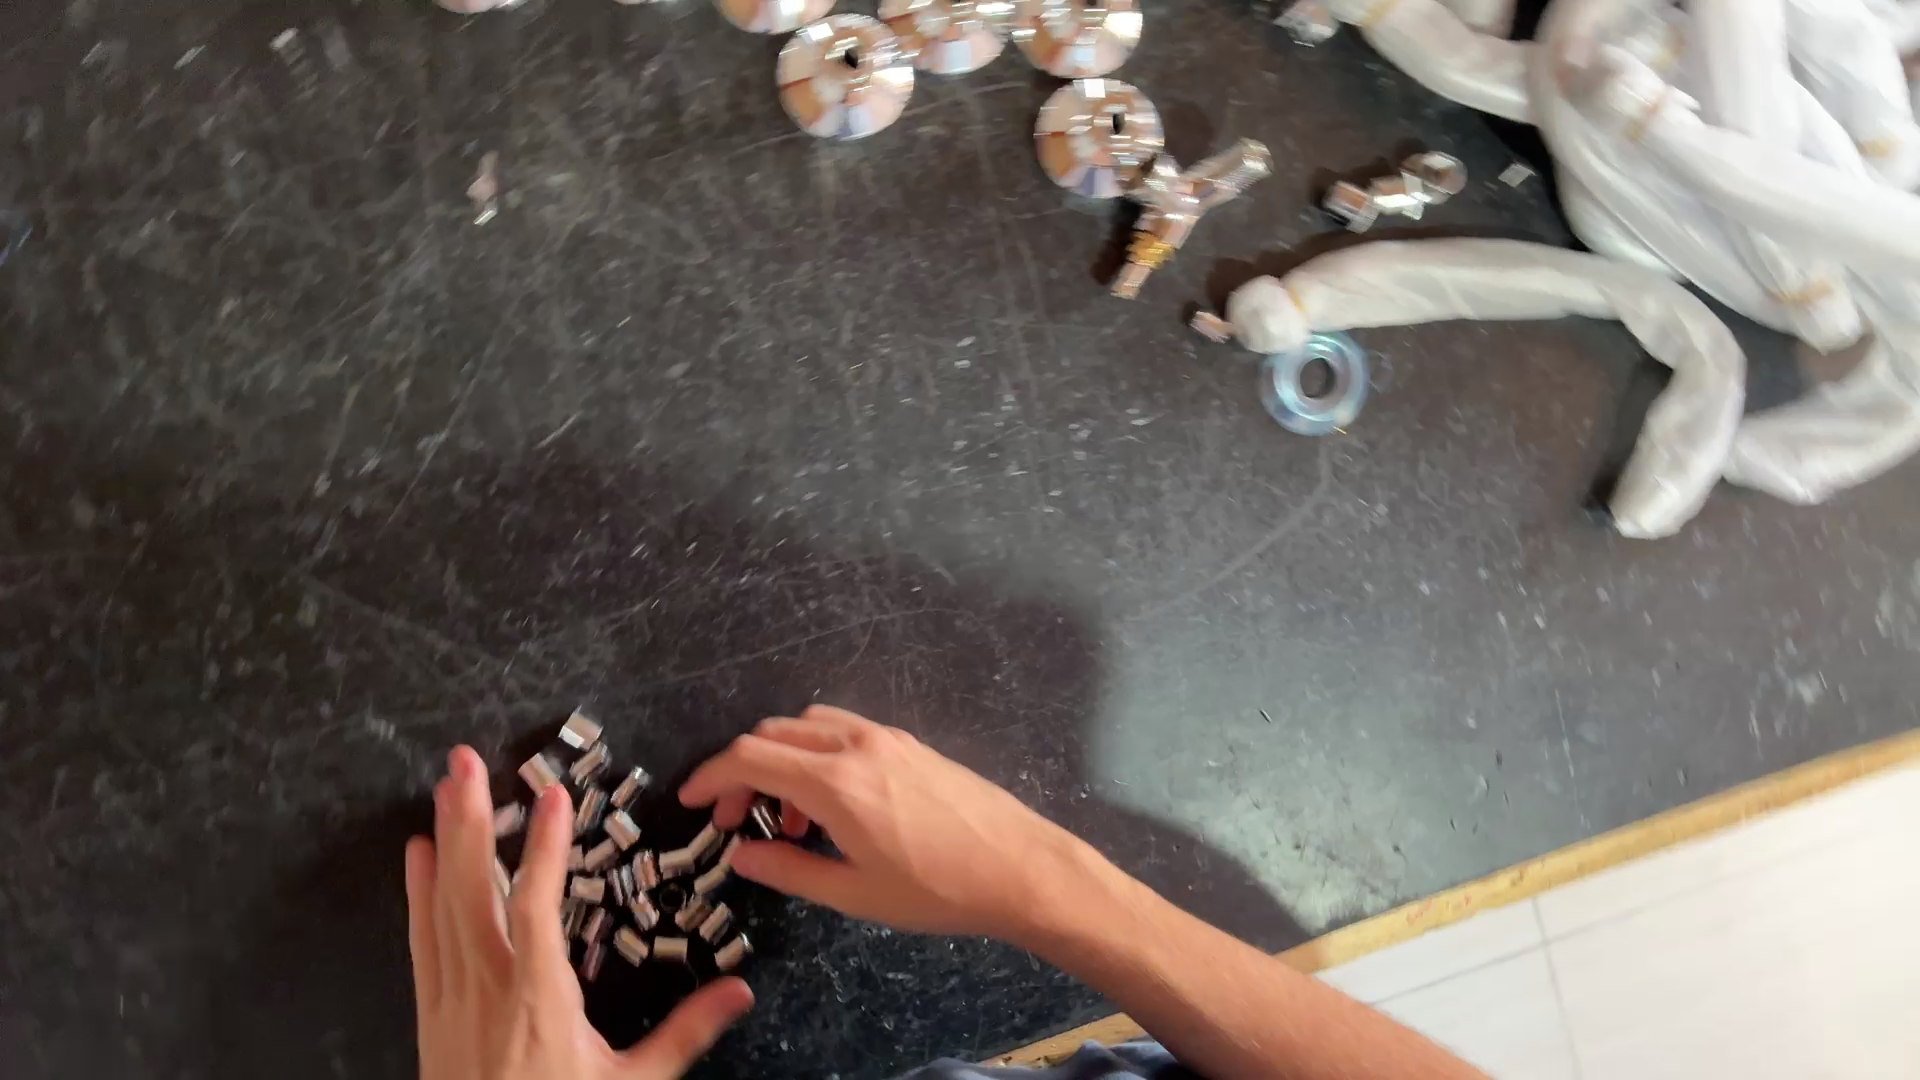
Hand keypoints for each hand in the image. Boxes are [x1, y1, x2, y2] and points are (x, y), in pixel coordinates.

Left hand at [407, 747, 752, 1079]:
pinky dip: (418, 892)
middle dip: (469, 821)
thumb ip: (685, 1033)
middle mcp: (485, 988)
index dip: (545, 850)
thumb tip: (744, 988)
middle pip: (471, 892)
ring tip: (446, 785)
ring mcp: (450, 999)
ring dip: (446, 841)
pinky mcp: (433, 1011)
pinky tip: (416, 856)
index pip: (535, 909)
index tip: (554, 796)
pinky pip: (423, 940)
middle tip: (464, 762)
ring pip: (442, 907)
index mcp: (537, 998)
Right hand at [678, 706, 1103, 943]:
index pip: (750, 757)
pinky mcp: (908, 741)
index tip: (690, 800)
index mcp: (837, 781)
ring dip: (783, 759)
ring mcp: (887, 736)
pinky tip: (834, 802)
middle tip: (737, 821)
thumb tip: (739, 854)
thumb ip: (788, 869)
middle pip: (774, 732)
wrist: (1018, 865)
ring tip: (791, 820)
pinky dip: (817, 752)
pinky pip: (843, 729)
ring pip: (809, 724)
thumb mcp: (853, 893)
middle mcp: (857, 743)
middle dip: (743, 770)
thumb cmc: (935, 889)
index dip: (710, 776)